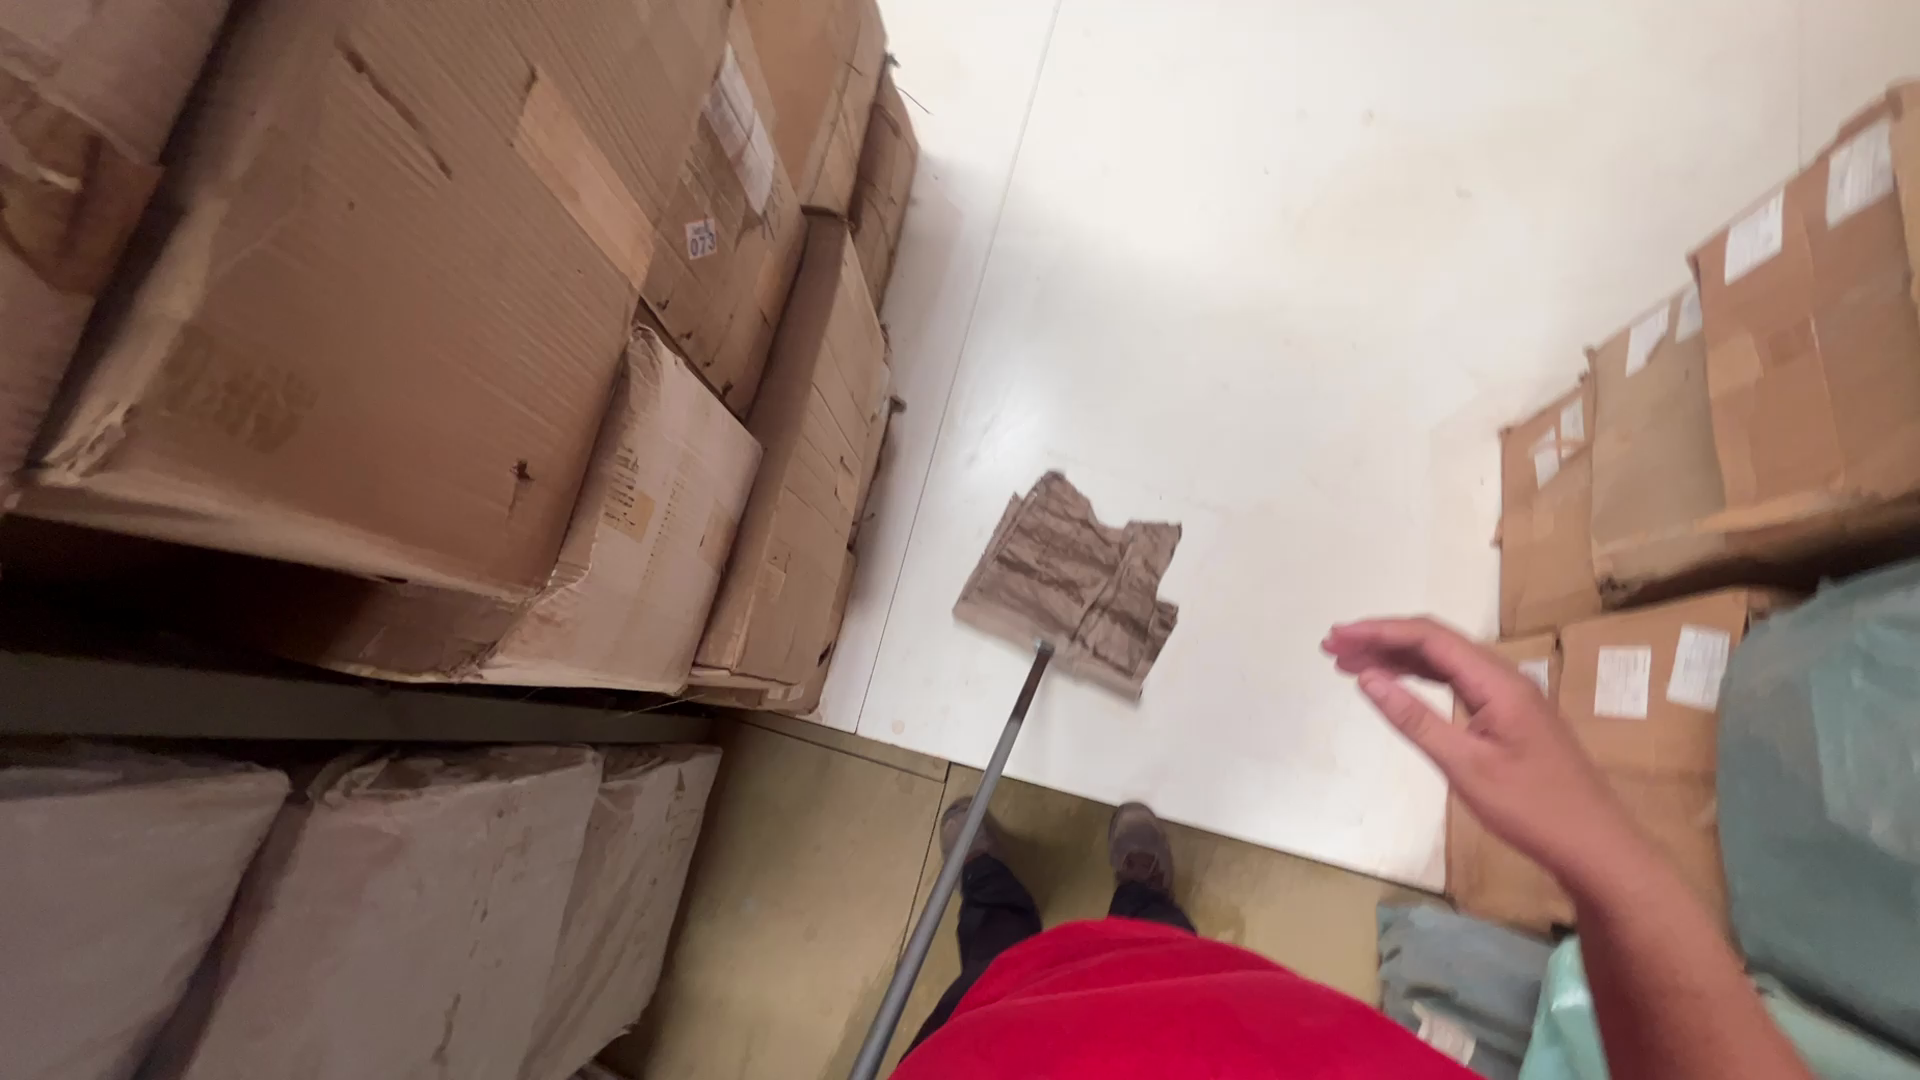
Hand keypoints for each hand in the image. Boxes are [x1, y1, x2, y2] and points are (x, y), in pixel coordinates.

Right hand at [1321, 617, 1638, 884]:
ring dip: (1393, 657)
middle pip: (1433, 642)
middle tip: (1332, 648)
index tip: (1337, 637)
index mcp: (1498, 683)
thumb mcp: (1464, 766)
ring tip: (1348, 663)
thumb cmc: (1533, 810)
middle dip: (1380, 639)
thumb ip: (1413, 717)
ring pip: (1441, 661)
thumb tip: (1366, 677)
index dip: (1378, 631)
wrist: (1598, 851)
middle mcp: (1503, 679)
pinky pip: (1451, 681)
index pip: (1429, 638)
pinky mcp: (1504, 716)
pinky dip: (1414, 678)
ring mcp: (1506, 697)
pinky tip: (1391, 685)